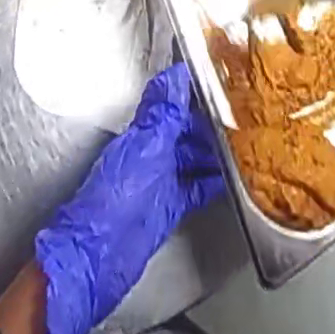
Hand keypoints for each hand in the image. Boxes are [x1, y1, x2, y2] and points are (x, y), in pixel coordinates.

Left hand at [31, 62, 223, 333]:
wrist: (97, 257)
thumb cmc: (113, 202)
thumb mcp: (147, 148)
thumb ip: (164, 112)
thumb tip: (174, 76)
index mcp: (143, 134)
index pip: (170, 103)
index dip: (191, 91)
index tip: (215, 81)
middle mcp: (150, 154)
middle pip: (184, 130)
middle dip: (208, 123)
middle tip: (236, 117)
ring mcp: (158, 181)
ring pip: (191, 157)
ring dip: (213, 152)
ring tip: (237, 146)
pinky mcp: (166, 207)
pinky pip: (193, 187)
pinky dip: (211, 182)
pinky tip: (225, 180)